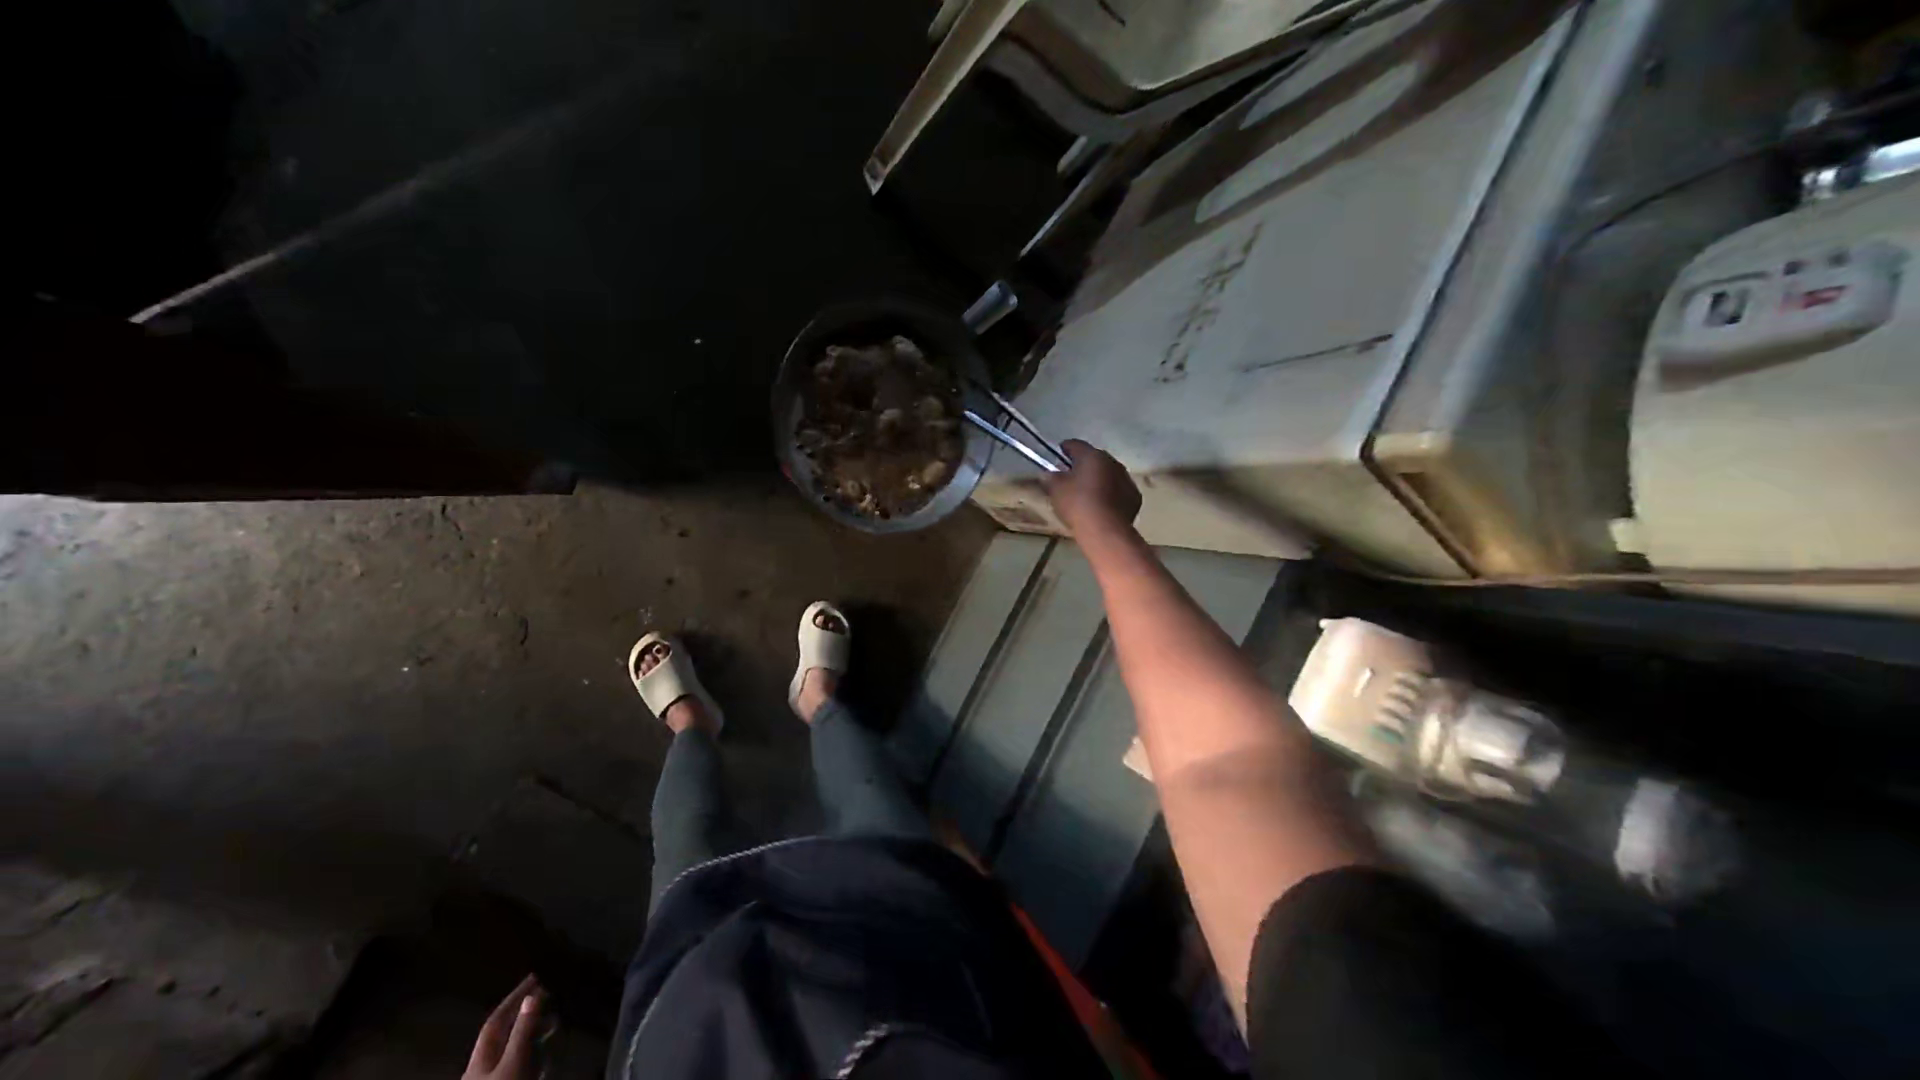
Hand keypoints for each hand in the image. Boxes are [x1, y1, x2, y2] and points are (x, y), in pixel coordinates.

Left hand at [463, 975, 544, 1079]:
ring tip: (553, 1026)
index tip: (535, 977)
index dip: (514, 998)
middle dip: (527, 1017)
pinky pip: (522, 1070)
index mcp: (480, 1061)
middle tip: (550, 999)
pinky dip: (536, 1060)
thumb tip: (534, 994)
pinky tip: (546, 1063)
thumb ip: (524, 1030)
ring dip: (533, 1038)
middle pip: (504, 1037)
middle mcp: (484, 1072)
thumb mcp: (515, 1064)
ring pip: (514, 1054)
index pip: (496, 1022)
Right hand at [1041, 440, 1140, 537]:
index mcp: (1092, 456)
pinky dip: (1111, 494)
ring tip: (1088, 493)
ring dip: (1099, 479)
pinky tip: (1103, 506)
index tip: (1058, 455)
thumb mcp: (1056, 490)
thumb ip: (1051, 478)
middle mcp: (1112, 462)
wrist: (1105, 530)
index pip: (1075, 444)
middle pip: (1095, 459)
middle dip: (1084, 465)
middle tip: (1072, 477)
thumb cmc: (1077, 504)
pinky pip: (1119, 490)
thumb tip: (1049, 474)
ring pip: (1109, 474)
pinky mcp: (1134, 497)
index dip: (1065, 449)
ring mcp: (1127, 479)